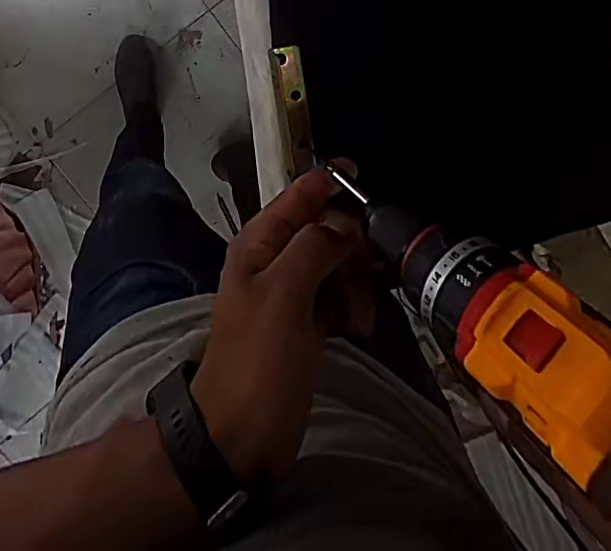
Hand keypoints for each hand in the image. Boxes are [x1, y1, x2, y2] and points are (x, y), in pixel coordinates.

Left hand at [191, 159, 368, 484]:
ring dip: (356, 282)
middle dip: (351, 246)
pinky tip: (358, 326)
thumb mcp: (284, 295)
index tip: (359, 173)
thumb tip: (344, 224)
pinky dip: (352, 305)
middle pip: (324, 229)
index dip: (327, 182)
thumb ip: (314, 247)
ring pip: (337, 263)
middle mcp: (274, 261)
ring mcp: (291, 292)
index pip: (297, 196)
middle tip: (372, 268)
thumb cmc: (257, 362)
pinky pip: (338, 295)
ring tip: (362, 314)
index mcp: (259, 244)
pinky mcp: (306, 321)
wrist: (239, 438)